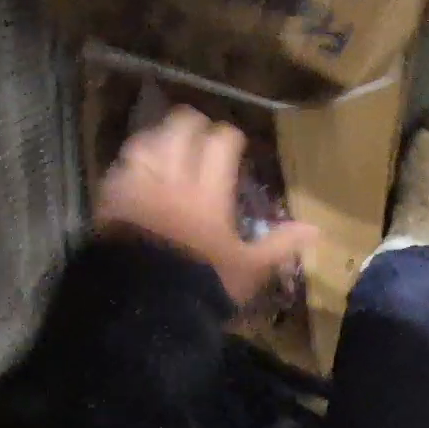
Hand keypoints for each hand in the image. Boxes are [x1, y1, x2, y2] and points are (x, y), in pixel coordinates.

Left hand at [93, 107, 317, 304]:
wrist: (149, 302)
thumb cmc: (206, 282)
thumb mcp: (251, 267)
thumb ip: (280, 243)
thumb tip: (315, 229)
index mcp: (210, 191)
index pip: (221, 143)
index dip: (230, 137)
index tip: (236, 142)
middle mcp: (174, 177)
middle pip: (181, 129)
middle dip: (194, 125)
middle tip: (202, 132)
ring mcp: (140, 183)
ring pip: (149, 139)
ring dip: (161, 136)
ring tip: (170, 142)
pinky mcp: (112, 196)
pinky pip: (122, 163)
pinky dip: (135, 158)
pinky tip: (140, 166)